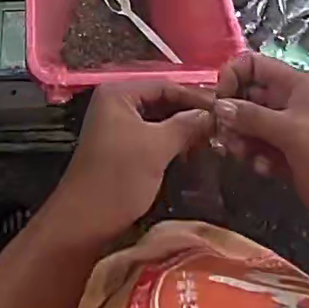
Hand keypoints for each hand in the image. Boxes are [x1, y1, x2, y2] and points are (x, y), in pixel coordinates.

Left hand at [43, 81, 214, 245]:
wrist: (84, 222)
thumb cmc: (117, 177)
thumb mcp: (156, 148)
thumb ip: (185, 126)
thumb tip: (214, 115)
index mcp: (118, 93)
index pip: (164, 85)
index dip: (194, 96)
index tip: (224, 110)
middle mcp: (115, 103)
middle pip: (161, 101)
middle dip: (189, 113)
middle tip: (222, 126)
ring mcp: (117, 125)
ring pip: (158, 120)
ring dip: (183, 129)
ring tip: (213, 139)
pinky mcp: (122, 147)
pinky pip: (152, 136)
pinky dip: (172, 142)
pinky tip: (193, 152)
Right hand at [211, 53, 308, 246]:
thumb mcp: (295, 134)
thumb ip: (253, 117)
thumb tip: (219, 105)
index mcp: (297, 87)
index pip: (253, 64)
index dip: (232, 76)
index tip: (219, 101)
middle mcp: (292, 105)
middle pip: (248, 95)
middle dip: (231, 112)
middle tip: (222, 135)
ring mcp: (293, 135)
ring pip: (251, 125)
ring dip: (240, 137)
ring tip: (238, 154)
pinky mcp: (292, 162)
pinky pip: (262, 150)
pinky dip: (255, 157)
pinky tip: (260, 170)